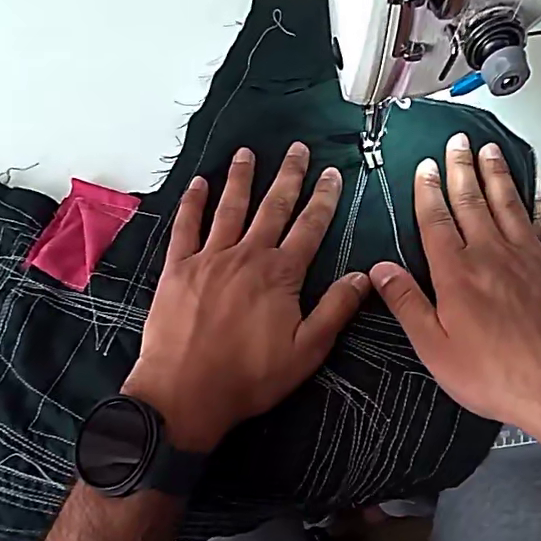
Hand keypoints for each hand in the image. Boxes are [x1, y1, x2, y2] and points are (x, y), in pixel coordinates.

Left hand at [124, 143, 370, 451]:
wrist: (185, 391)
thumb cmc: (248, 378)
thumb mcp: (305, 352)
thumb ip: (334, 310)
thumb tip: (363, 276)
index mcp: (280, 275)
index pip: (309, 227)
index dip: (323, 199)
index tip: (332, 174)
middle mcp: (246, 257)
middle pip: (272, 208)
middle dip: (288, 176)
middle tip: (298, 149)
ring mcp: (208, 259)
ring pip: (229, 208)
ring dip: (241, 178)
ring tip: (248, 153)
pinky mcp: (177, 268)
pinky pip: (185, 226)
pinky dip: (192, 203)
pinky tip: (198, 184)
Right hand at [369, 133, 540, 445]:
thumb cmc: (497, 375)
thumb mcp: (433, 347)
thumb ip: (406, 303)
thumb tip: (381, 271)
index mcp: (457, 275)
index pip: (436, 221)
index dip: (427, 191)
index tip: (424, 168)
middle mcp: (494, 256)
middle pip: (472, 203)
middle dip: (460, 170)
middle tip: (456, 144)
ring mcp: (532, 258)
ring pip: (510, 204)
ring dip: (498, 175)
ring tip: (489, 152)